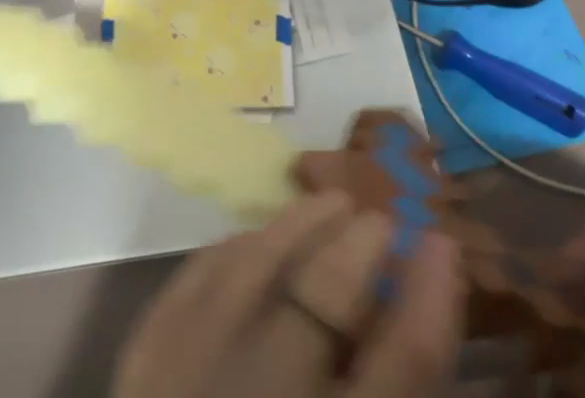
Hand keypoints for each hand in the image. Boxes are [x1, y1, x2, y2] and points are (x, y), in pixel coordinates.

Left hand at [114, 192, 464, 397]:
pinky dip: (232, 250)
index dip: (429, 298)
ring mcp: (194, 368)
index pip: (403, 362)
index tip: (442, 246)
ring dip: (296, 227)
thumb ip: (387, 380)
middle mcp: (266, 390)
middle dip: (359, 245)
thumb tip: (410, 310)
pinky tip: (254, 238)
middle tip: (380, 217)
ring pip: (254, 267)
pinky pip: (194, 278)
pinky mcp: (142, 359)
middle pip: (325, 295)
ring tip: (326, 205)